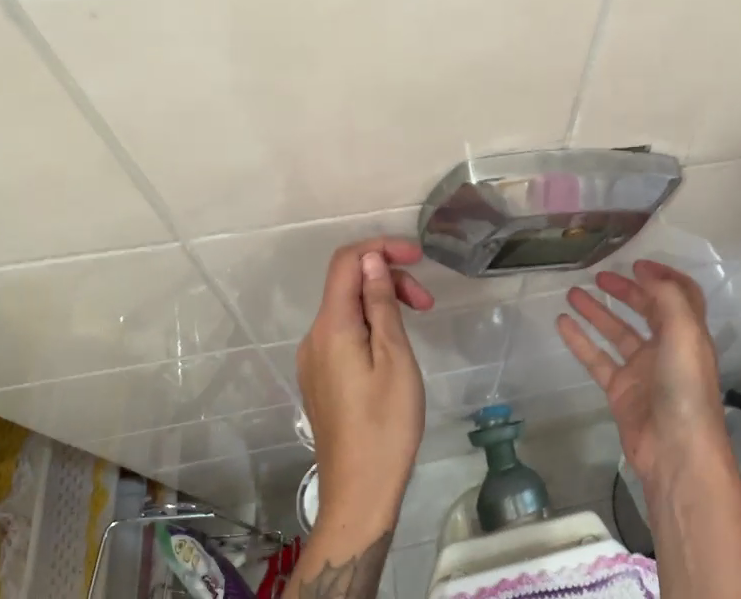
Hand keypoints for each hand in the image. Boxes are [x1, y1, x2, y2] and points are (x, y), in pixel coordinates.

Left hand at [295, 238, 434, 533]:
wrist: (359, 492)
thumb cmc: (386, 424)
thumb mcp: (394, 356)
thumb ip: (380, 304)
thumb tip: (371, 260)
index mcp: (330, 327)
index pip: (346, 262)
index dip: (381, 248)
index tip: (418, 256)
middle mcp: (314, 337)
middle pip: (347, 284)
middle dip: (388, 279)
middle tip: (427, 302)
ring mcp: (314, 360)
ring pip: (347, 309)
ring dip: (383, 302)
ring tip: (418, 323)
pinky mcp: (321, 378)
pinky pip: (344, 333)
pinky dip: (372, 325)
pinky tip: (396, 347)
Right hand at [556, 260, 724, 486]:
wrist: (676, 451)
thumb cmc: (685, 387)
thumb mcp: (684, 332)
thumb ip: (667, 297)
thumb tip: (645, 271)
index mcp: (688, 333)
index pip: (680, 296)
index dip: (663, 277)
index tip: (637, 264)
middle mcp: (666, 348)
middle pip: (646, 311)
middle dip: (626, 291)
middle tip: (599, 275)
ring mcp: (642, 371)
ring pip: (617, 332)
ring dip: (597, 312)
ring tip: (572, 292)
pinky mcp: (621, 391)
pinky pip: (597, 358)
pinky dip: (581, 340)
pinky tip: (562, 323)